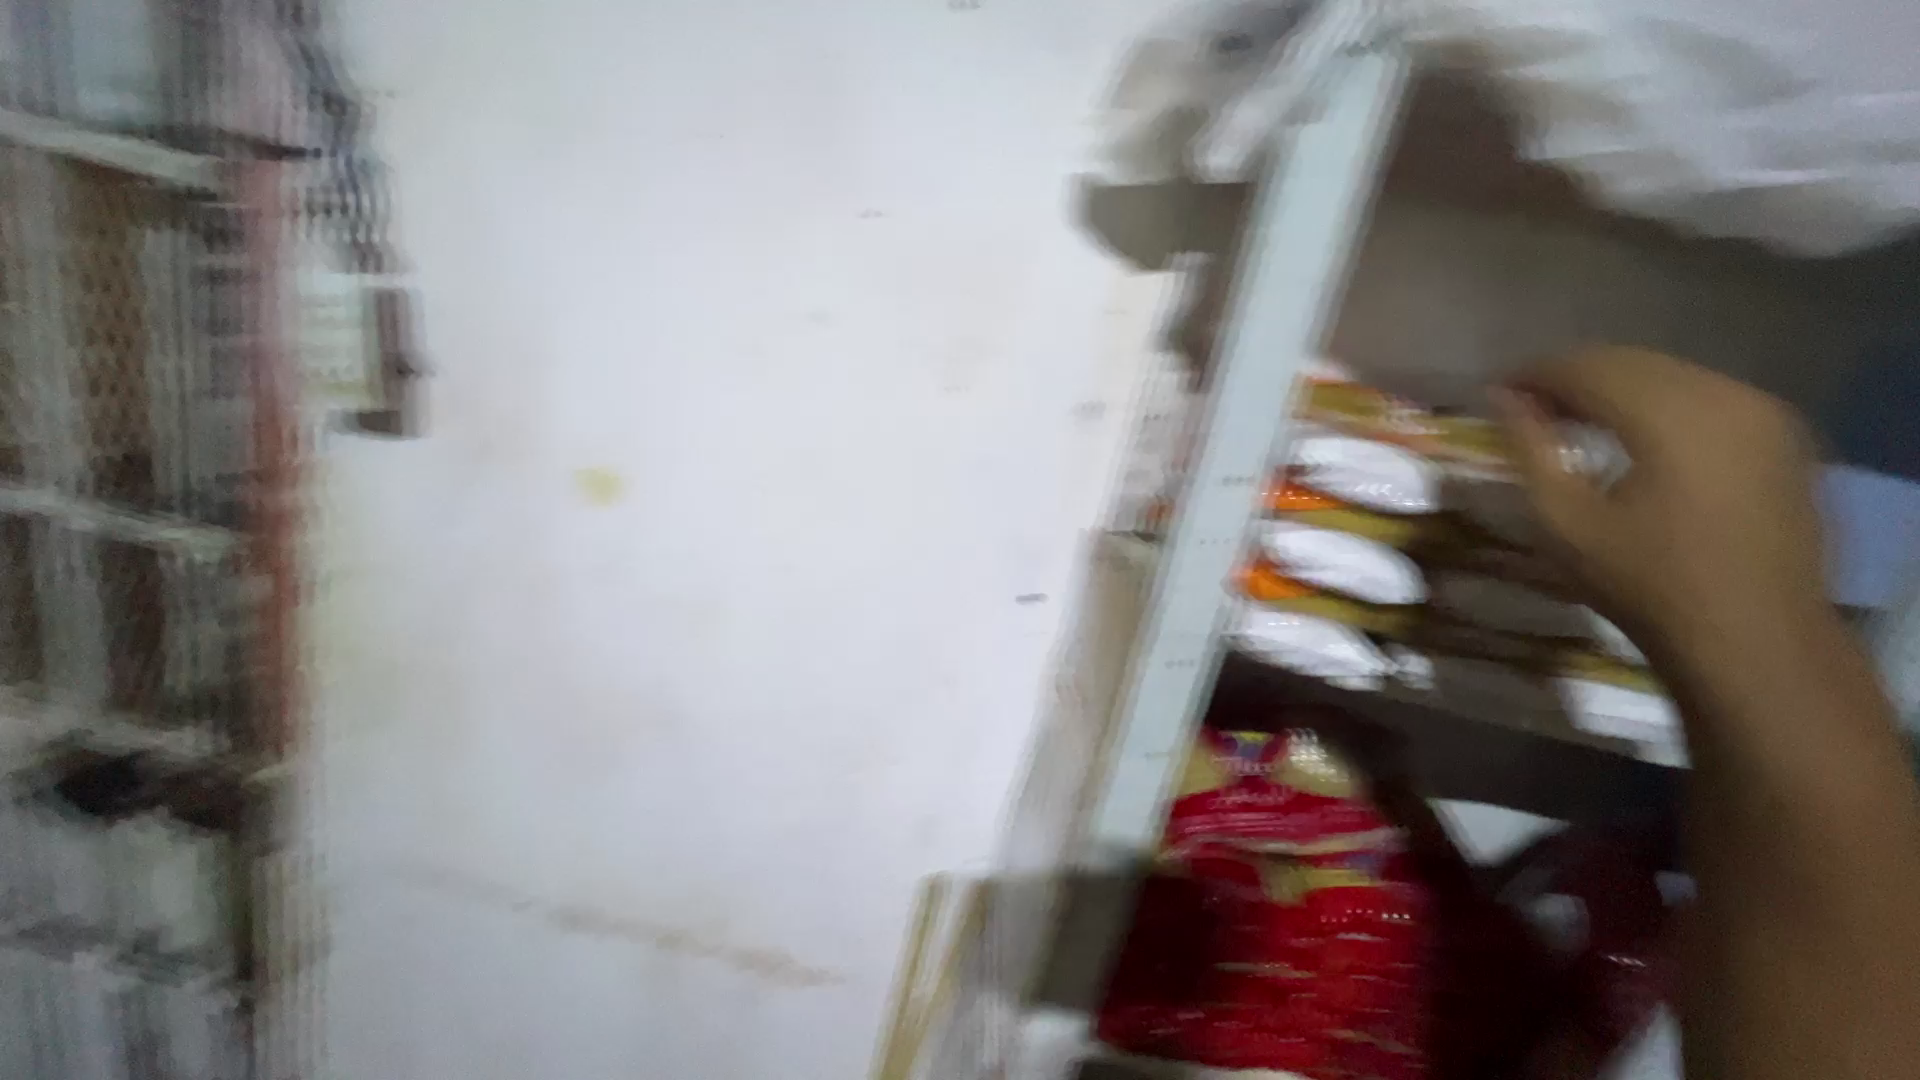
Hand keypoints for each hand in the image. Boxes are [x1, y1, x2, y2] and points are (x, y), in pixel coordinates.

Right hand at [1492, 347, 1827, 651]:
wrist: (1751, 633)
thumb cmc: (1642, 581)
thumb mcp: (1562, 518)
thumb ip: (1529, 448)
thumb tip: (1502, 399)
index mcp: (1670, 416)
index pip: (1587, 367)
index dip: (1533, 374)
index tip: (1494, 394)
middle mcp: (1725, 396)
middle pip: (1630, 362)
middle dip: (1571, 377)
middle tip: (1524, 406)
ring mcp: (1764, 412)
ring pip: (1669, 374)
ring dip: (1612, 388)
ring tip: (1568, 419)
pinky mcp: (1782, 434)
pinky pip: (1704, 395)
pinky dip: (1655, 402)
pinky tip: (1628, 433)